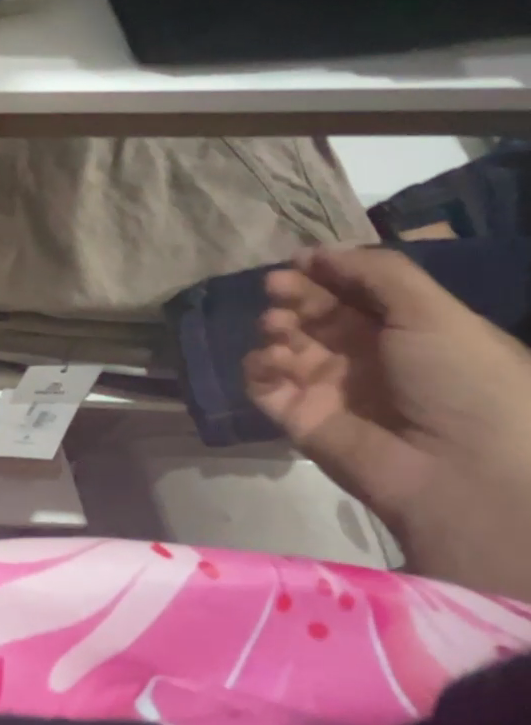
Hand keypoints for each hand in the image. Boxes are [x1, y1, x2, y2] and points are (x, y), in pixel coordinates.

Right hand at [244, 247, 530, 598]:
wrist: (464, 472)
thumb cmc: (464, 383)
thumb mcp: (435, 314)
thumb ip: (376, 275)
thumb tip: (313, 253)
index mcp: (411, 332)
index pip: (355, 293)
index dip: (325, 274)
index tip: (299, 263)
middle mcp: (369, 358)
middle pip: (315, 315)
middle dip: (294, 296)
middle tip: (280, 290)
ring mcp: (331, 388)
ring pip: (285, 344)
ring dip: (276, 328)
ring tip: (279, 329)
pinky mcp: (299, 417)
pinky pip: (264, 383)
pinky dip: (261, 366)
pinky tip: (274, 361)